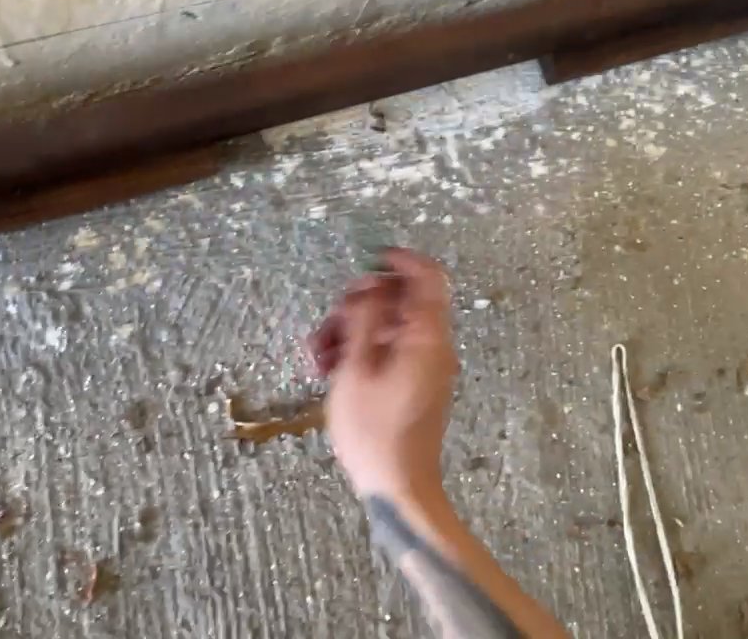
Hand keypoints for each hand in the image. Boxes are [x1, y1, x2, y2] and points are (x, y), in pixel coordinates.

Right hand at [316, 248, 458, 501]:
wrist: (397, 488)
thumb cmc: (374, 429)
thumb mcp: (358, 367)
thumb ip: (365, 318)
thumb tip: (371, 285)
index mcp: (426, 335)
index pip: (427, 275)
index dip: (398, 260)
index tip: (365, 261)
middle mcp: (430, 344)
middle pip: (398, 300)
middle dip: (357, 304)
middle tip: (328, 323)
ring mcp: (421, 363)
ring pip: (385, 325)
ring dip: (349, 330)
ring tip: (317, 354)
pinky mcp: (410, 380)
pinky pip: (385, 350)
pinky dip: (358, 351)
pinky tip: (328, 369)